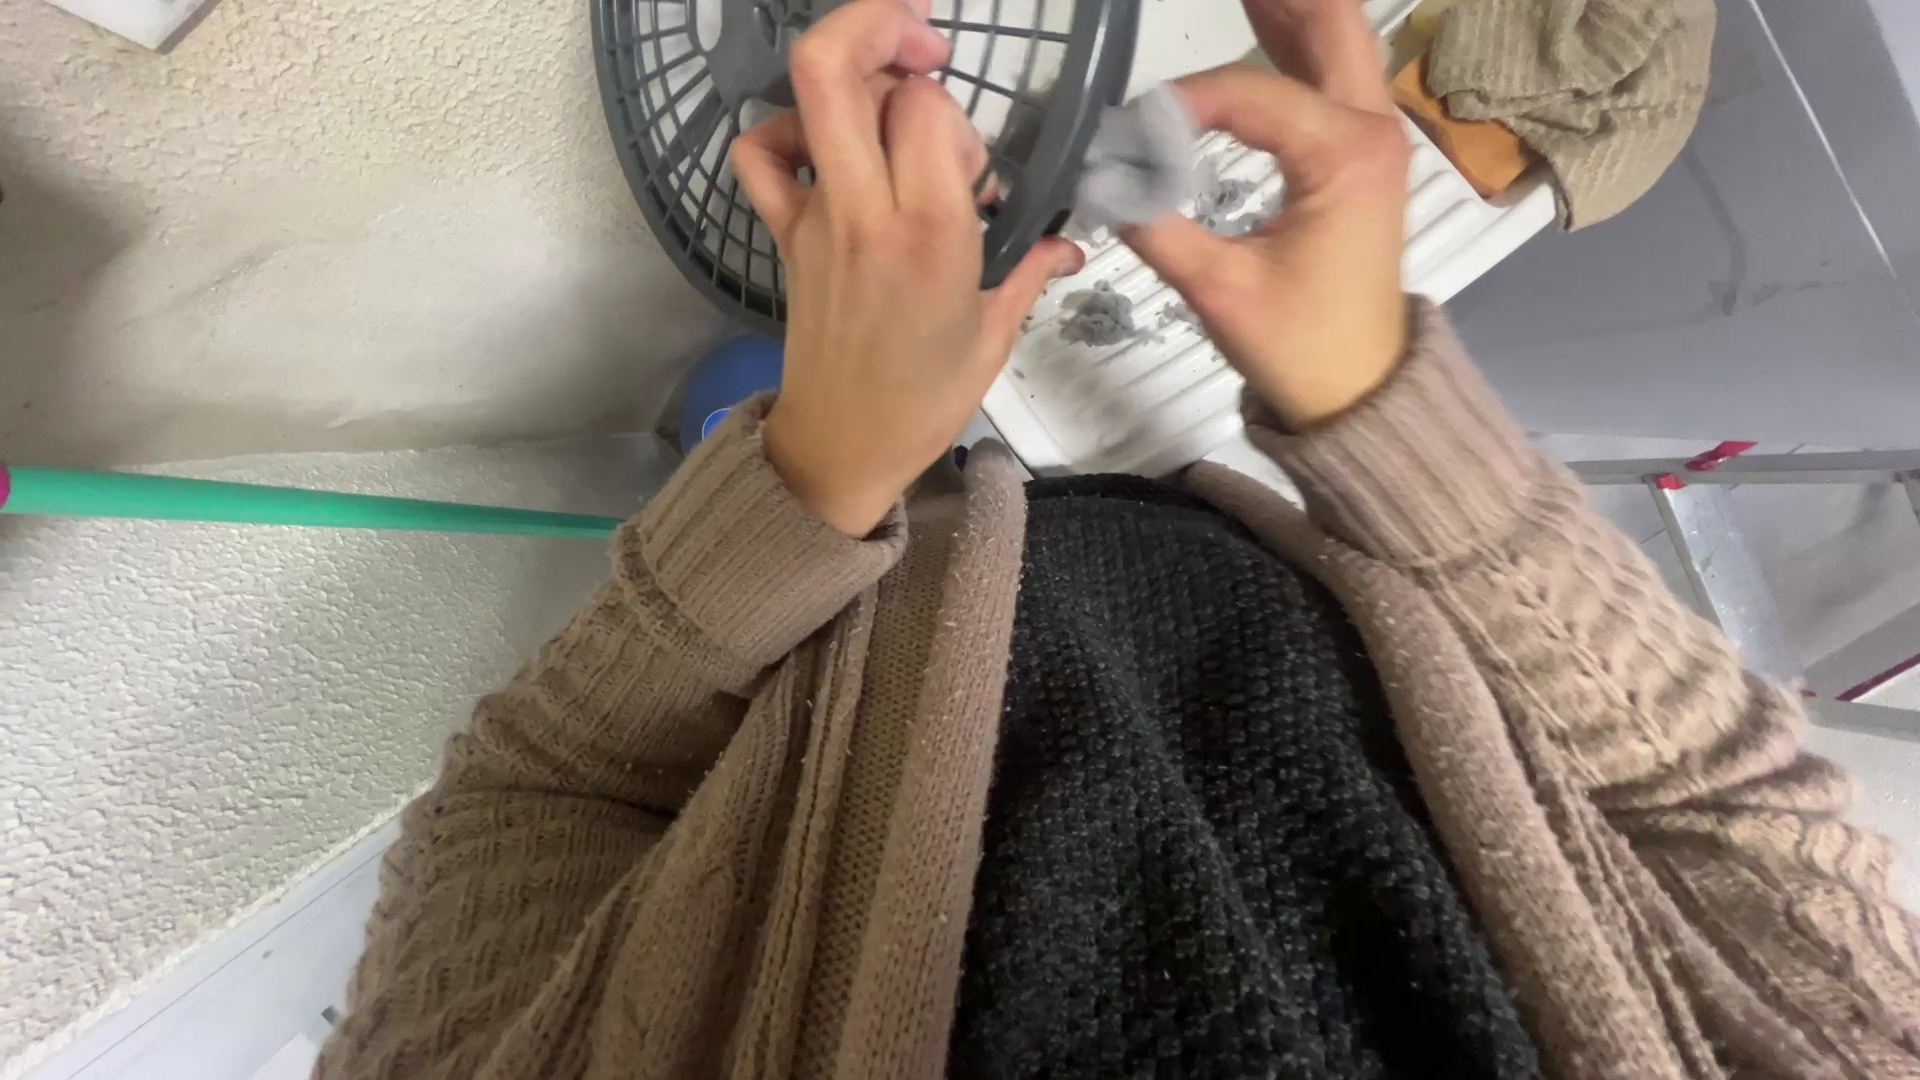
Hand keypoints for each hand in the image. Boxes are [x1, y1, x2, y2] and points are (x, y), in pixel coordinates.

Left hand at [732, 0, 1083, 536]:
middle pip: (836, 68)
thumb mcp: (992, 339)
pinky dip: (780, 132)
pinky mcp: (786, 237)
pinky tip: (820, 150)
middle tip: (926, 50)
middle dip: (883, 27)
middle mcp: (864, 213)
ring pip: (805, 100)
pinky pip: (759, 157)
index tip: (972, 168)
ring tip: (885, 102)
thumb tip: (1067, 245)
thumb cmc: (924, 402)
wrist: (843, 447)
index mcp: (930, 237)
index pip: (926, 109)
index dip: (954, 113)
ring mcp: (815, 220)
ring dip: (848, 74)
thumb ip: (1032, 274)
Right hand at [1125, 0, 1411, 428]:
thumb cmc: (1296, 344)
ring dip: (1291, 13)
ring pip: (1338, 45)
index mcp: (1343, 155)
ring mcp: (1372, 142)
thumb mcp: (1218, 290)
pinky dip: (1298, 50)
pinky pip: (1332, 83)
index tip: (1127, 126)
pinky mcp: (1359, 163)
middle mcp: (1370, 129)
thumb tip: (1102, 184)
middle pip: (1329, 26)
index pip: (1251, 95)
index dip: (1181, 100)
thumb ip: (1158, 229)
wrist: (1355, 387)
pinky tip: (1266, 32)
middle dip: (1277, 1)